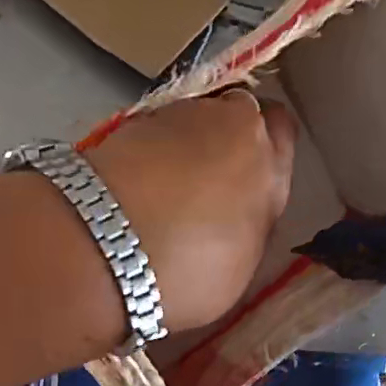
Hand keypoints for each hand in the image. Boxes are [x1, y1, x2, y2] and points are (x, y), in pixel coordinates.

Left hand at [84, 91, 295, 331]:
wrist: (103, 246)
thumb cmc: (186, 271)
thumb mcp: (240, 267)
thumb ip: (250, 225)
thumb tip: (240, 212)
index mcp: (269, 162)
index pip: (282, 132)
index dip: (267, 151)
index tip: (251, 177)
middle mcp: (229, 122)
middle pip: (236, 116)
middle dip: (227, 140)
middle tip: (209, 185)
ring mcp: (175, 115)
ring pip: (192, 121)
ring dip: (185, 145)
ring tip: (163, 192)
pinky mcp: (127, 120)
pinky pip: (153, 134)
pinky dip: (149, 154)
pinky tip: (134, 189)